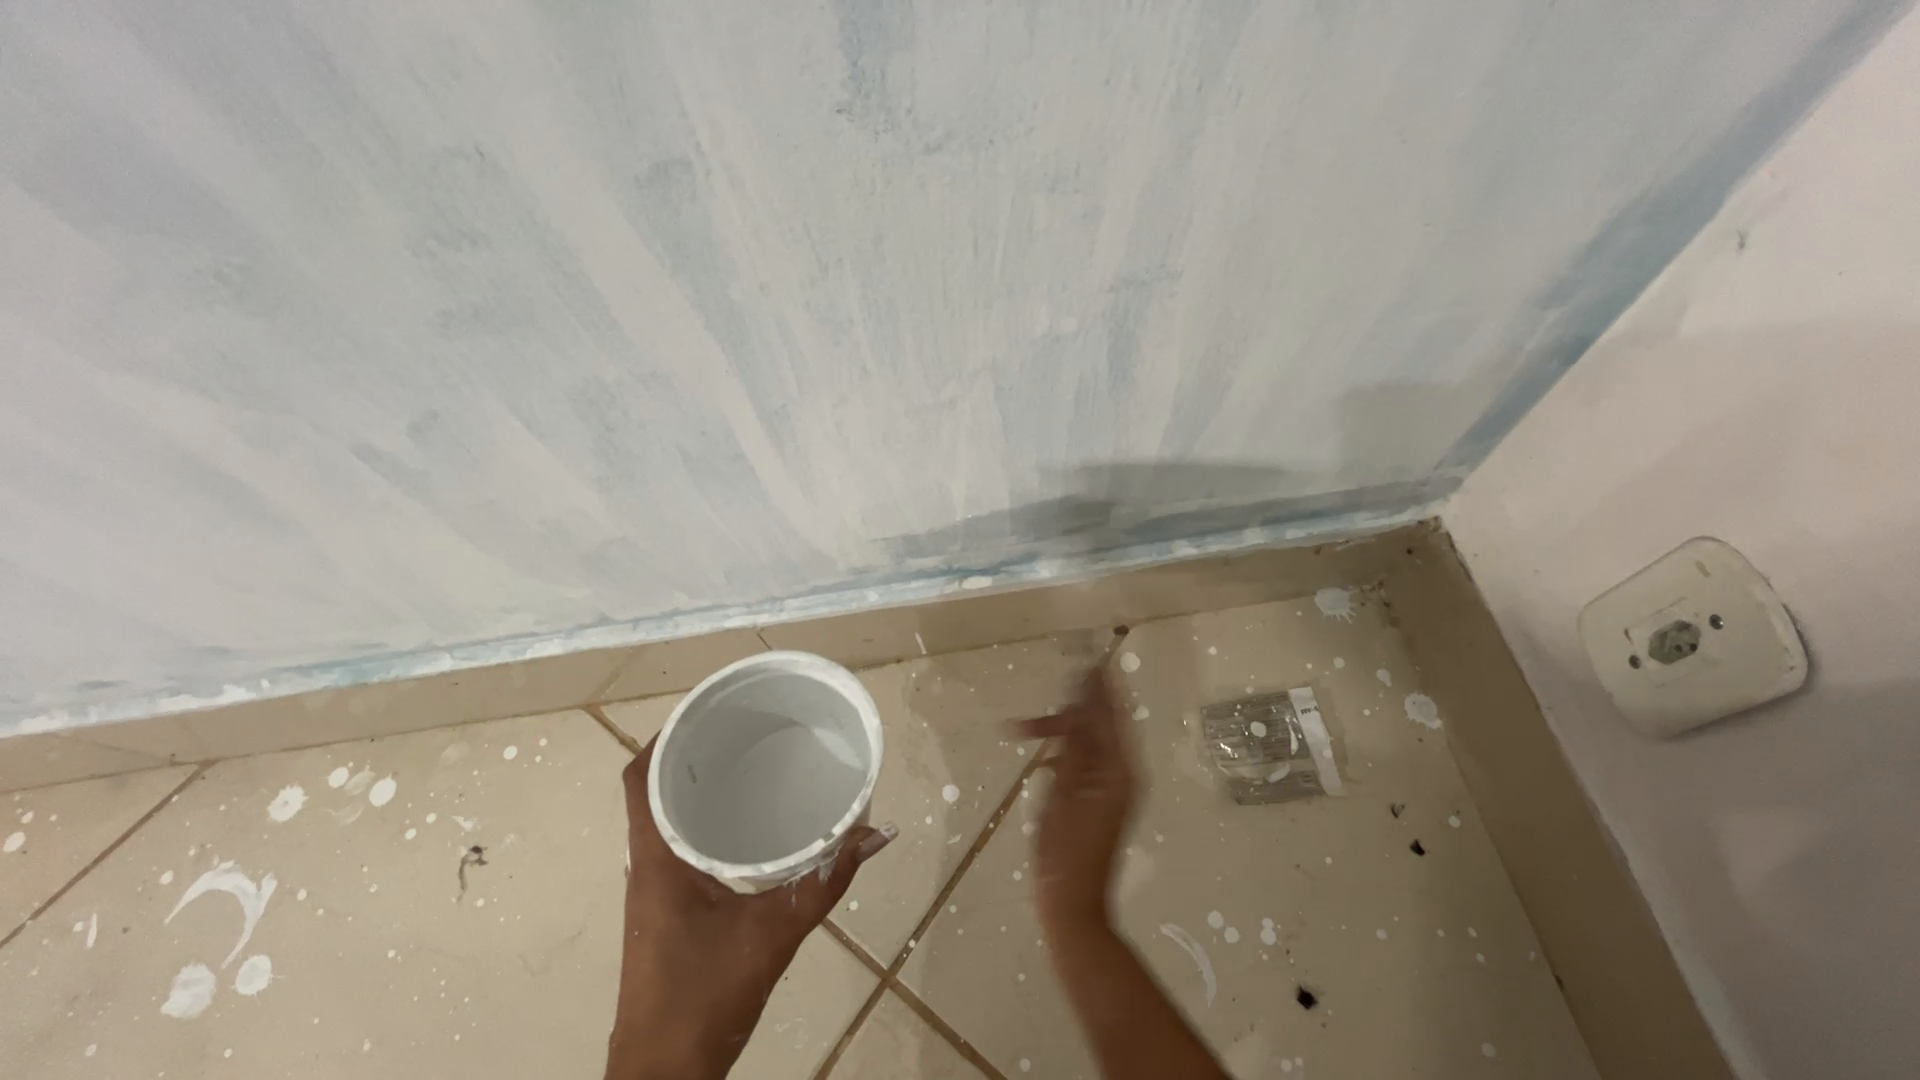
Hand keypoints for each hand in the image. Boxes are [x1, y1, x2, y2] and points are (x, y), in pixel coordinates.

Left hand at [607, 742, 894, 1079]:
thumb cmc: (707, 996)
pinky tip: (746, 828)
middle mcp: (647, 866)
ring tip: (747, 763)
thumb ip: (826, 881)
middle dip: (690, 754)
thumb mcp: (775, 933)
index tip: (706, 711)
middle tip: (742, 729)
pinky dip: (704, 824)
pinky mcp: (665, 911)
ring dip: (696, 789)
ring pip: (664, 820)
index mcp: (658, 859)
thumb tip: (875, 832)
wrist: (664, 1073)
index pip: (639, 778)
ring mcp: (652, 891)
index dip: (662, 737)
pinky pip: (677, 847)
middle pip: (652, 791)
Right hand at [1016, 668, 1137, 934]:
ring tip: (1027, 726)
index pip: (1111, 710)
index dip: (1098, 681)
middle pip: (1101, 724)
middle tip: (1045, 691)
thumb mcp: (1064, 792)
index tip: (1084, 651)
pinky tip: (1044, 755)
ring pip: (1090, 742)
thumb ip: (1073, 745)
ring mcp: (1113, 788)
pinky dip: (1065, 752)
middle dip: (1072, 706)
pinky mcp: (1100, 800)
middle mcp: (1123, 773)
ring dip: (1063, 729)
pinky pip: (1085, 761)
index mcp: (1120, 768)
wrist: (1072, 902)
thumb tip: (1080, 700)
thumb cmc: (1065, 849)